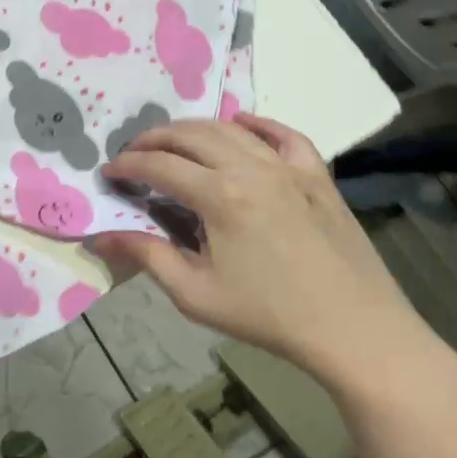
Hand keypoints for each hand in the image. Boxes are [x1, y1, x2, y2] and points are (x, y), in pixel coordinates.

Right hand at [94, 115, 436, 383]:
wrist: (358, 333)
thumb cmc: (269, 315)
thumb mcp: (195, 292)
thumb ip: (145, 256)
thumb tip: (98, 237)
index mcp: (219, 196)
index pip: (157, 165)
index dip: (126, 166)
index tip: (108, 175)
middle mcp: (251, 170)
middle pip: (189, 136)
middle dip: (152, 140)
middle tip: (133, 155)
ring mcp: (289, 170)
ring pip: (230, 130)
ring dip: (193, 130)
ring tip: (173, 143)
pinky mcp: (318, 179)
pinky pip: (285, 136)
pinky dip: (258, 125)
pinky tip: (241, 124)